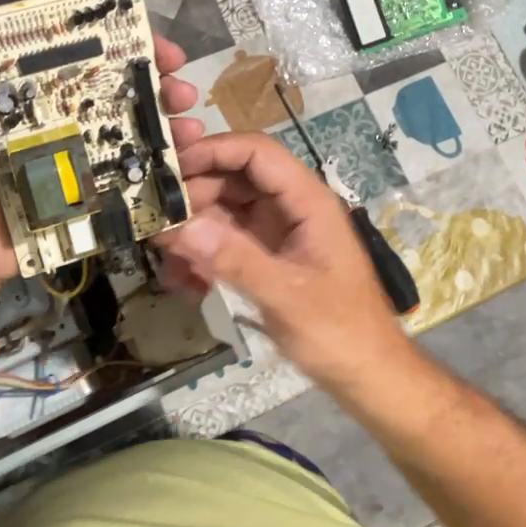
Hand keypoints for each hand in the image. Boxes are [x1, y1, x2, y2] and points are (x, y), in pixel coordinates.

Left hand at [0, 0, 204, 317]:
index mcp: (5, 75)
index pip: (46, 22)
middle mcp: (42, 97)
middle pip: (99, 59)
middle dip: (142, 49)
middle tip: (173, 56)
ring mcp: (69, 134)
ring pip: (123, 101)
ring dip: (161, 94)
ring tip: (185, 99)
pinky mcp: (87, 171)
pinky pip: (129, 148)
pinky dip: (161, 142)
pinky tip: (185, 140)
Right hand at [157, 132, 409, 388]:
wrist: (369, 376)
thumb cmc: (341, 332)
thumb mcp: (287, 297)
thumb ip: (236, 260)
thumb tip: (182, 226)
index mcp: (307, 201)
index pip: (256, 153)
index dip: (214, 151)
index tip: (171, 168)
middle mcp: (291, 208)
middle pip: (234, 179)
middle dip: (194, 196)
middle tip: (156, 222)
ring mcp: (277, 234)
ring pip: (224, 212)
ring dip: (193, 230)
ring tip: (165, 258)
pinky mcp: (267, 259)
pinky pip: (226, 243)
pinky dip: (203, 256)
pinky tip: (184, 282)